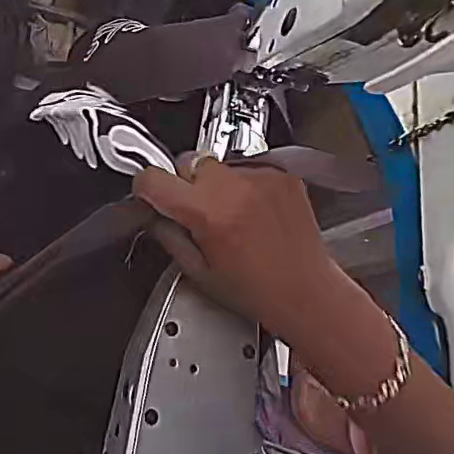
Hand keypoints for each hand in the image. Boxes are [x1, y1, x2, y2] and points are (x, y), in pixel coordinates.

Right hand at [133, 156, 396, 397]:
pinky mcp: (281, 174)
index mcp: (208, 212)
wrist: (307, 291)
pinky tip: (252, 213)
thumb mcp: (199, 271)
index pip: (154, 178)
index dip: (146, 188)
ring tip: (231, 217)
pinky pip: (247, 167)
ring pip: (218, 163)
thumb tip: (154, 215)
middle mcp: (234, 187)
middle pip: (187, 161)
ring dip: (215, 183)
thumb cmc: (260, 291)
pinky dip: (244, 185)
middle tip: (197, 213)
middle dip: (184, 183)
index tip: (149, 194)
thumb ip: (169, 237)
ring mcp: (261, 177)